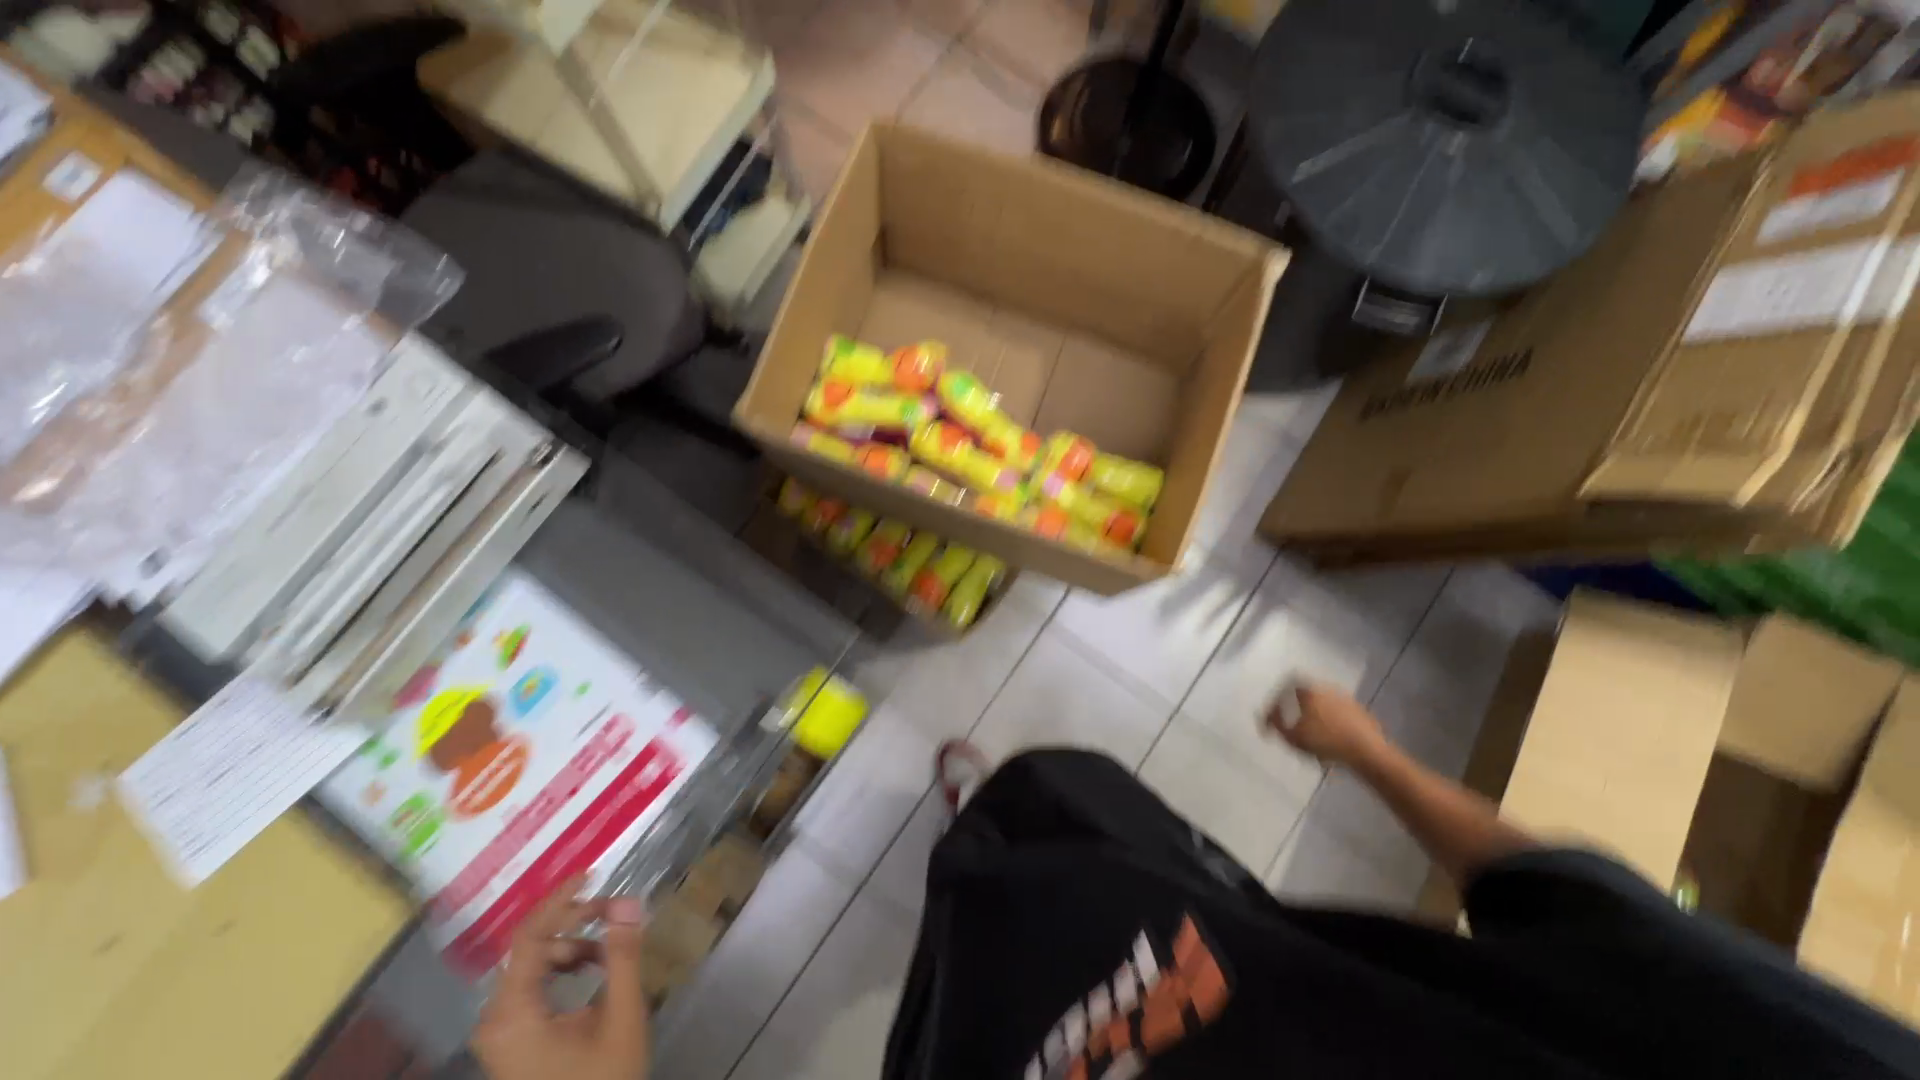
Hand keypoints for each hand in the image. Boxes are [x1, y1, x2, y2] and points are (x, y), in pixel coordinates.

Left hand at [473, 875, 650, 1079]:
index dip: (561, 899)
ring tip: (610, 955)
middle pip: (532, 948)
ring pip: (534, 965)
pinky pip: (532, 986)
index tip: (593, 873)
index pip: (530, 935)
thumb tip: (628, 902)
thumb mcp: (621, 1016)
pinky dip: (562, 971)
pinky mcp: (509, 1039)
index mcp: (513, 1011)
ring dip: (573, 949)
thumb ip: (623, 955)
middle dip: (575, 923)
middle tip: (616, 913)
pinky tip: (593, 973)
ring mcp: (499, 1030)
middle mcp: (494, 1016)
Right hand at [1265, 682, 1387, 767]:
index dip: (1276, 698)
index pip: (1287, 684)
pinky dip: (1330, 722)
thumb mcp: (1292, 737)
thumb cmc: (1326, 742)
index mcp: (1310, 690)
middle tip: (1291, 724)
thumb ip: (1275, 724)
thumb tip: (1266, 715)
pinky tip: (1330, 739)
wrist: (1368, 752)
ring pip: (1323, 703)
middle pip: (1306, 692)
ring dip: (1314, 715)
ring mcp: (1347, 699)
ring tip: (1311, 735)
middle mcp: (1328, 688)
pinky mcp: (1360, 712)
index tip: (1273, 715)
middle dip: (1296, 707)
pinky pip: (1338, 713)